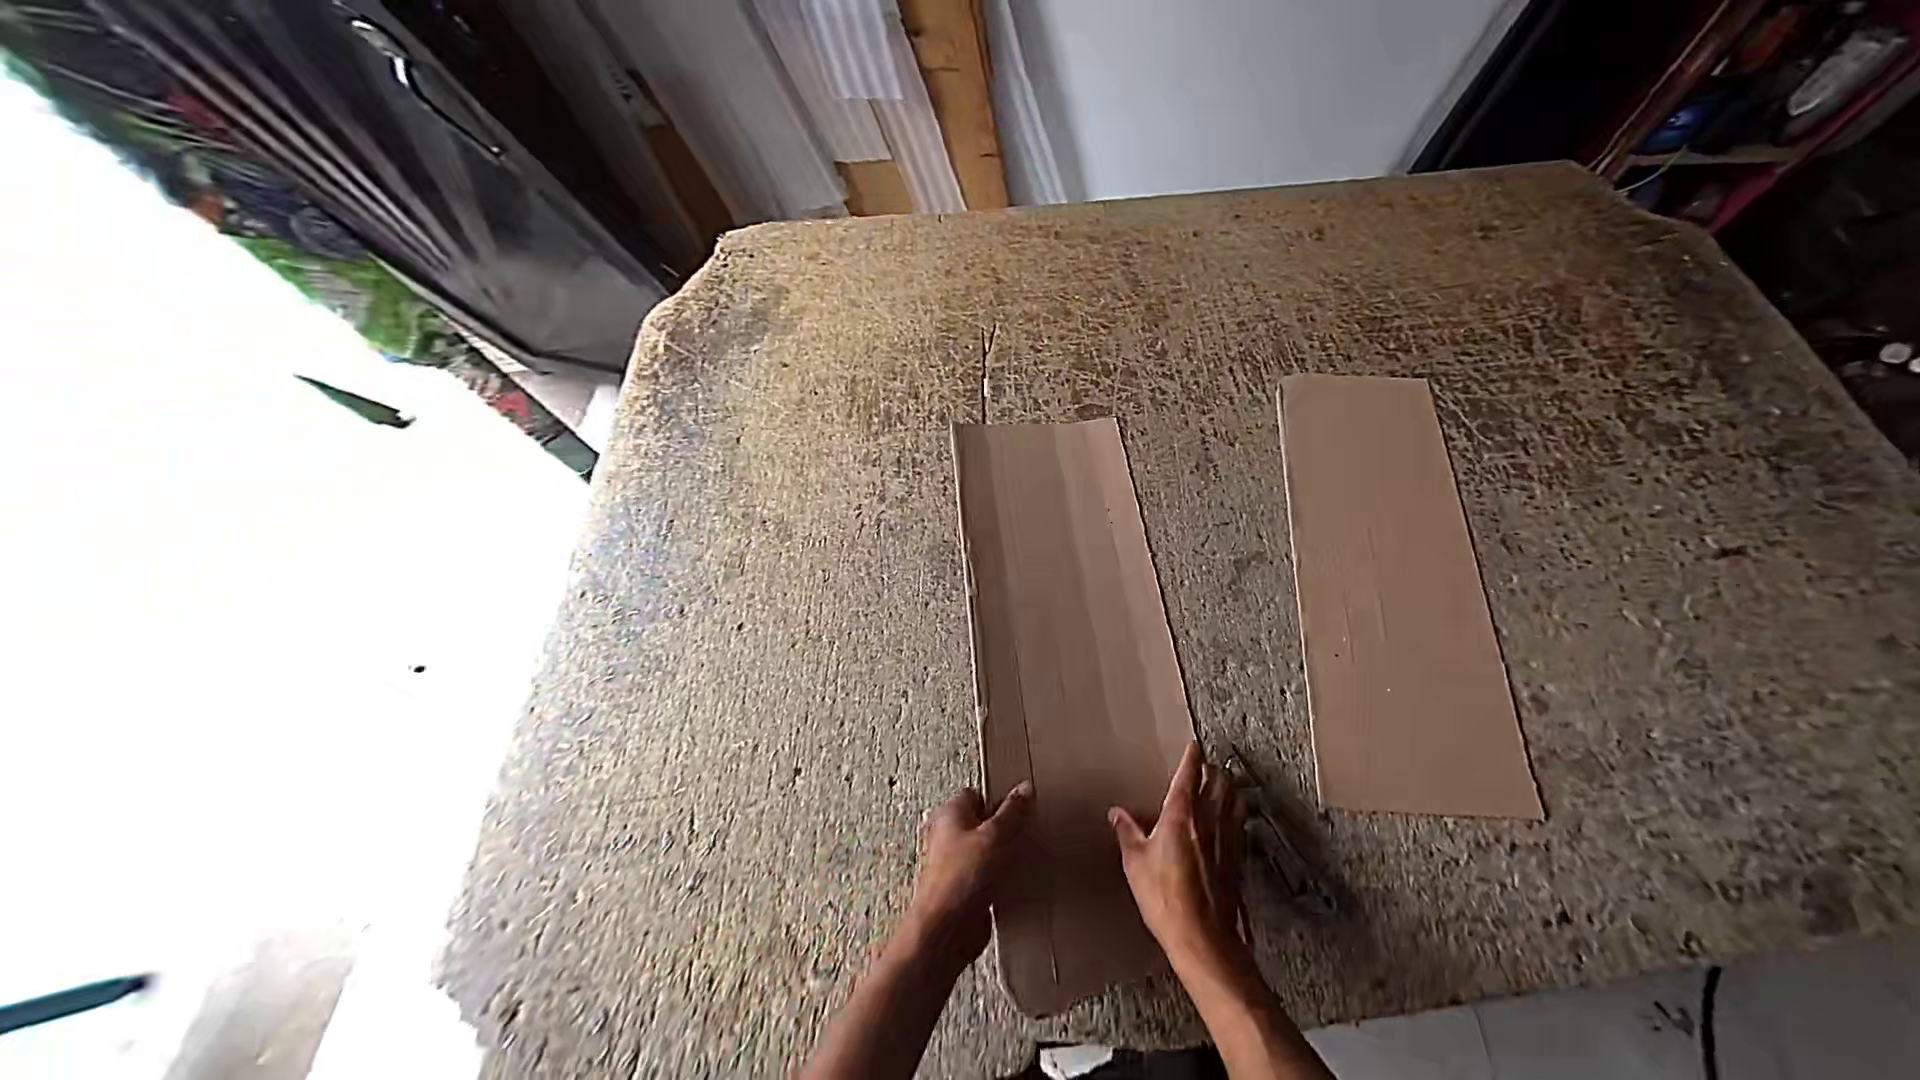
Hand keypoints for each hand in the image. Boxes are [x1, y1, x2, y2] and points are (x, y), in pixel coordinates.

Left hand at [903, 782, 1033, 965]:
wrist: (948, 930)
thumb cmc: (958, 880)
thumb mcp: (995, 836)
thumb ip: (1012, 812)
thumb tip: (1023, 790)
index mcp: (950, 814)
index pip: (978, 794)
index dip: (1000, 798)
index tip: (1021, 803)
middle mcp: (949, 836)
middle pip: (983, 822)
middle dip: (1004, 828)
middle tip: (1024, 830)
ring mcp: (956, 863)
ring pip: (987, 850)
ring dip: (1004, 855)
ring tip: (1022, 855)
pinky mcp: (966, 888)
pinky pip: (989, 875)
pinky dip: (1002, 877)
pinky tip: (1015, 880)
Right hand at [1109, 743, 1246, 969]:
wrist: (1202, 939)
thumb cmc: (1167, 901)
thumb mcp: (1135, 862)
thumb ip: (1128, 832)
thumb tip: (1118, 816)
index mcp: (1181, 817)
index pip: (1189, 776)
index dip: (1192, 758)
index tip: (1193, 746)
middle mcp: (1208, 823)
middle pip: (1220, 783)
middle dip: (1214, 769)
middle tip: (1208, 763)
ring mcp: (1227, 842)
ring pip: (1236, 801)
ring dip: (1230, 788)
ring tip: (1225, 783)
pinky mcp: (1237, 861)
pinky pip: (1240, 825)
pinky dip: (1237, 813)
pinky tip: (1232, 820)